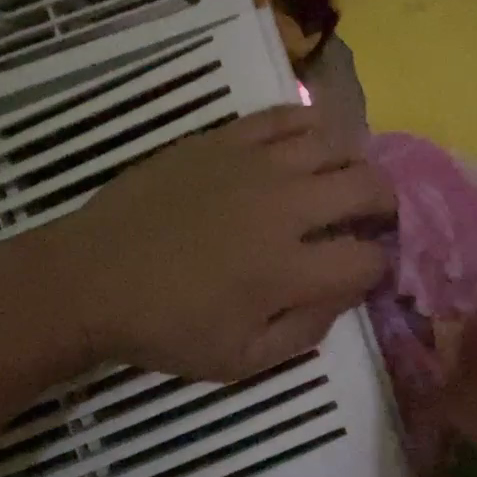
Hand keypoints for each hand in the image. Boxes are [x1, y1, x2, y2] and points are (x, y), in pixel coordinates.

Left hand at [35, 105, 394, 381]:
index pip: (368, 258)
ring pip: (334, 142)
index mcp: (288, 270)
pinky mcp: (223, 139)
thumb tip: (345, 295)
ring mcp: (253, 165)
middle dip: (386, 204)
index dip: (379, 266)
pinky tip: (310, 143)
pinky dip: (311, 126)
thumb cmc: (165, 328)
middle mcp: (283, 208)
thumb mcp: (241, 361)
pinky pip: (285, 116)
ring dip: (354, 163)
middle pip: (367, 186)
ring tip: (344, 180)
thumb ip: (306, 332)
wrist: (90, 279)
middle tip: (374, 217)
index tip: (366, 270)